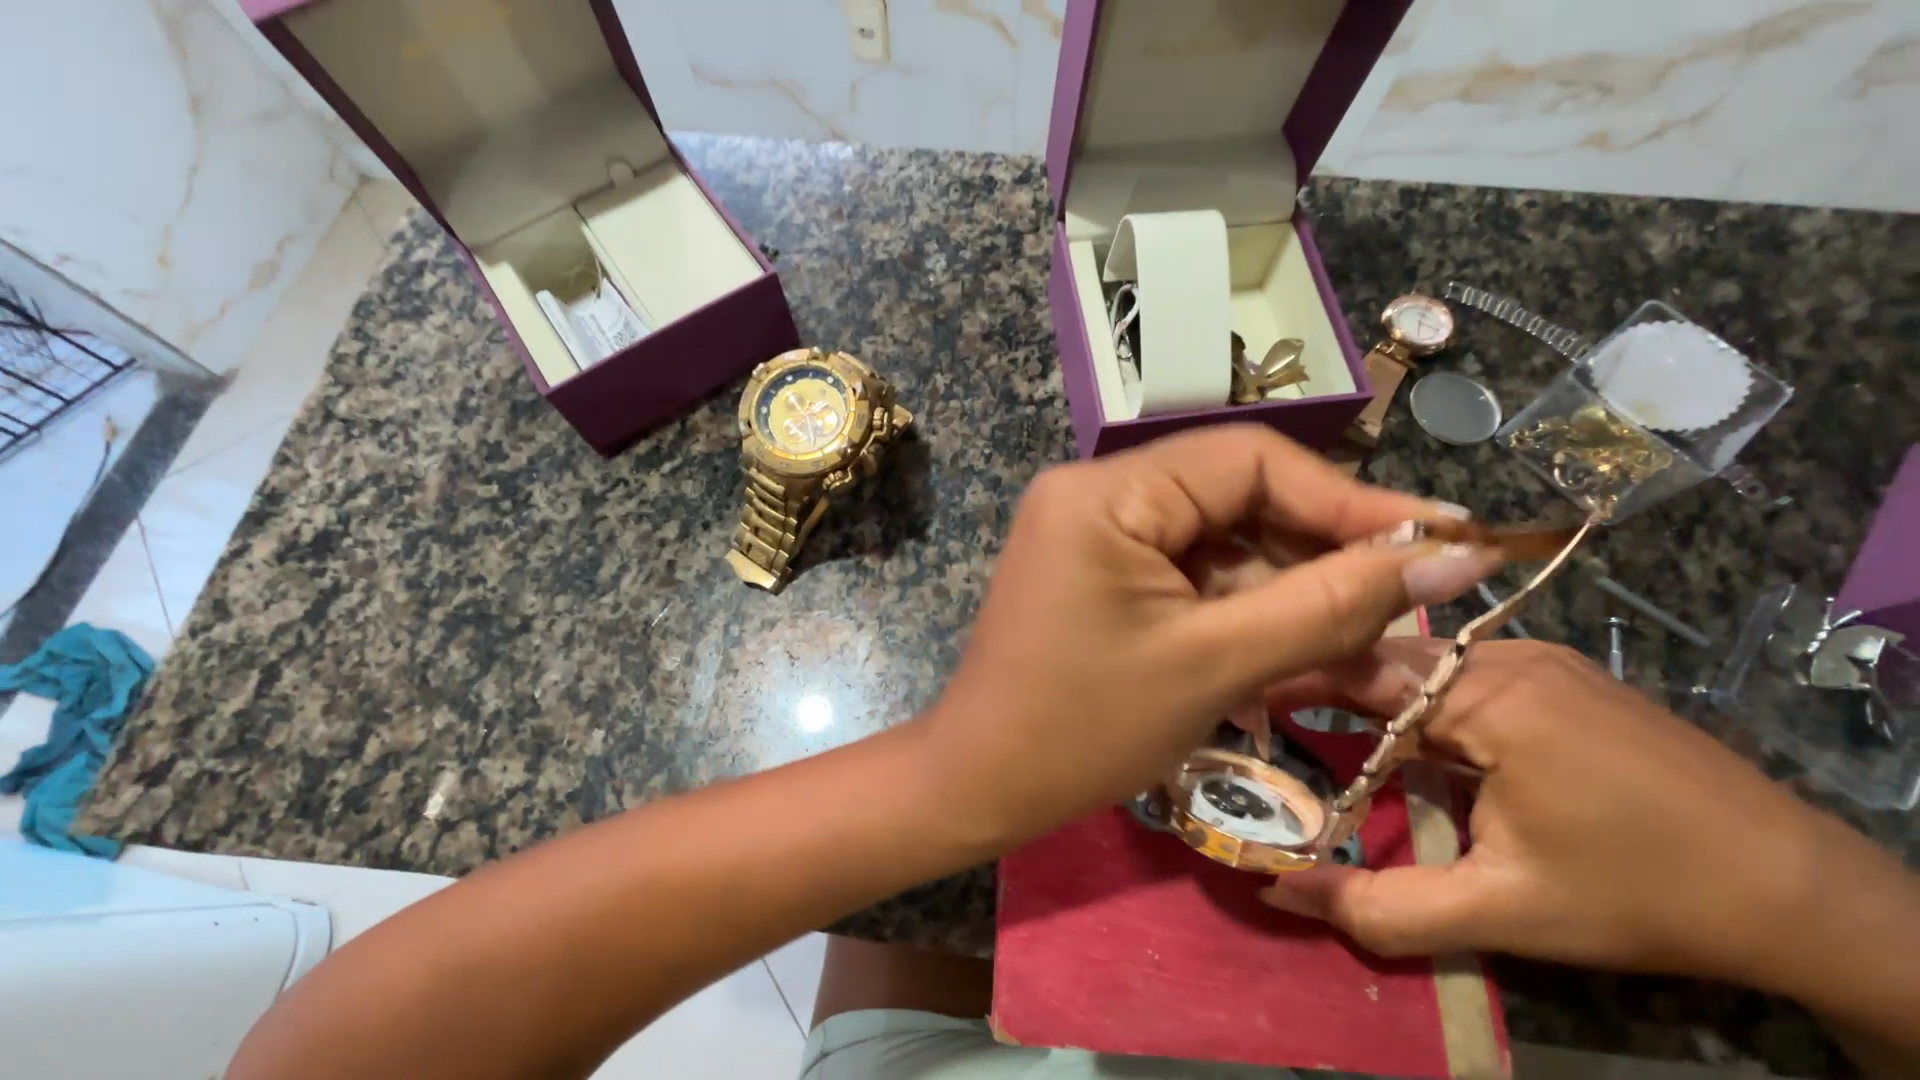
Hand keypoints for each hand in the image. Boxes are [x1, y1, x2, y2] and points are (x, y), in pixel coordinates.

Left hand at [921, 426, 1503, 848]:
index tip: (1441, 541)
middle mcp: (1096, 491)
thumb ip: (1334, 604)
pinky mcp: (1099, 570)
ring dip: (1287, 586)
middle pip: (1237, 494)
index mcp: (1107, 492)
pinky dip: (1241, 605)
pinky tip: (1287, 647)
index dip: (1350, 500)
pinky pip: (1188, 569)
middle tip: (1401, 601)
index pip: (1252, 459)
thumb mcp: (1217, 664)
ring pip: (1220, 537)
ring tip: (1354, 638)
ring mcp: (1094, 530)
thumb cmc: (1085, 730)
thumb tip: (1455, 553)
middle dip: (1318, 550)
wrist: (981, 787)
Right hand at [1260, 639, 1913, 994]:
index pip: (1358, 663)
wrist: (1806, 897)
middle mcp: (1512, 656)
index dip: (1289, 678)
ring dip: (1372, 697)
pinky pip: (1465, 675)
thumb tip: (1272, 888)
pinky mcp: (1565, 680)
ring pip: (1425, 665)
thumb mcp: (1503, 912)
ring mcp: (1545, 662)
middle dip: (1324, 688)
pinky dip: (1420, 703)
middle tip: (1267, 726)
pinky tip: (1410, 746)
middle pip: (1387, 658)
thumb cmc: (1643, 896)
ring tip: (1321, 734)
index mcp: (1492, 694)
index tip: (1234, 703)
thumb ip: (1379, 904)